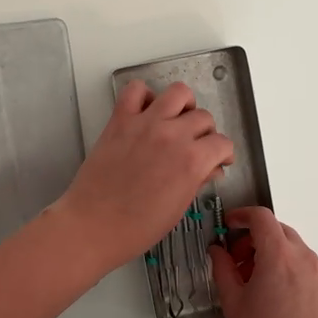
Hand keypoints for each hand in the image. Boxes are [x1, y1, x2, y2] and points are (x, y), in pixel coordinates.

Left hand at [55, 80, 233, 267]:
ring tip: (176, 121)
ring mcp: (145, 123)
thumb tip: (211, 169)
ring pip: (178, 92)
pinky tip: (146, 113)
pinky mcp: (120, 120)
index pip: (222, 143)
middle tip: (195, 146)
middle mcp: (173, 135)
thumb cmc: (137, 227)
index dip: (223, 154)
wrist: (94, 225)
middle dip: (205, 133)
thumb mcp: (178, 208)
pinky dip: (144, 95)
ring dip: (183, 105)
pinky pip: (135, 90)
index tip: (218, 160)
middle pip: (203, 117)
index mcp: (192, 161)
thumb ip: (198, 181)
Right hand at [209, 207, 317, 317]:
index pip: (261, 217)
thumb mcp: (233, 304)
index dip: (241, 216)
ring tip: (254, 282)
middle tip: (236, 261)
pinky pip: (305, 264)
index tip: (227, 227)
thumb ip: (222, 268)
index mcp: (279, 257)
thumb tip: (217, 250)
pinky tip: (275, 295)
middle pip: (277, 230)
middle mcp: (305, 258)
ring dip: (271, 252)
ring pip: (292, 247)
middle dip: (254, 238)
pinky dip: (287, 267)